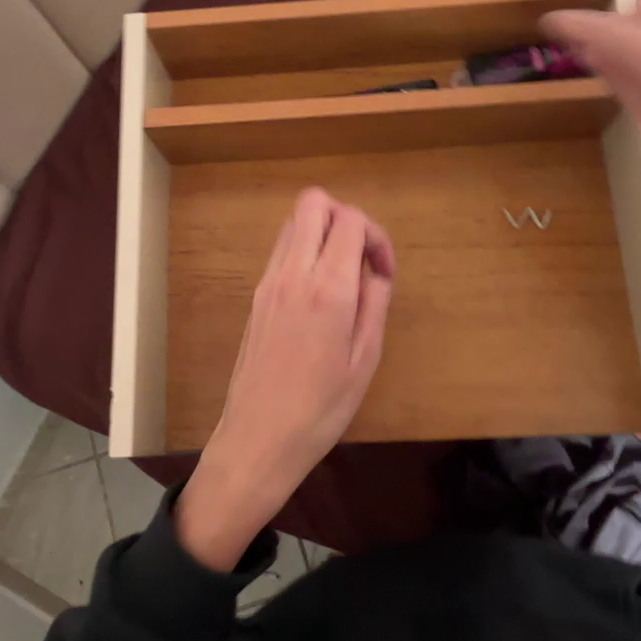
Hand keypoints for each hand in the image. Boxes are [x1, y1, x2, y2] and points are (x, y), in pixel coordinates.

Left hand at [174, 188, 395, 571]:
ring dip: (323, 233)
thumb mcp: (365, 359)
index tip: (384, 272)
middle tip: (362, 259)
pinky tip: (319, 295)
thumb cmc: (321, 409)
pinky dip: (305, 252)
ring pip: (294, 223)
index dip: (376, 235)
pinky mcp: (255, 296)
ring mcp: (268, 282)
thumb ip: (374, 303)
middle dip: (345, 217)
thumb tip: (376, 271)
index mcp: (327, 289)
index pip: (349, 219)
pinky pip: (282, 251)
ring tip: (342, 277)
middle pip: (314, 203)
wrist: (258, 438)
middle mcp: (293, 274)